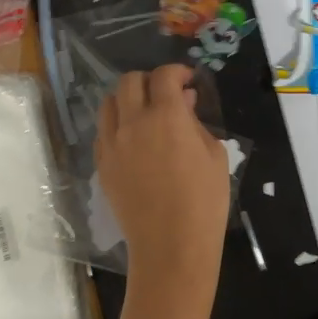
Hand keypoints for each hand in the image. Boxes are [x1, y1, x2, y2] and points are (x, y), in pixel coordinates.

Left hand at [97, 65, 229, 282]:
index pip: (164, 76)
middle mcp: (133, 122)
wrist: (170, 246)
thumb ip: (197, 122)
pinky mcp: (102, 165)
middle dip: (149, 80)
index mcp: (167, 116)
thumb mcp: (214, 155)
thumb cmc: (204, 201)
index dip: (177, 72)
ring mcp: (112, 144)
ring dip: (128, 100)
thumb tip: (185, 102)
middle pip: (130, 81)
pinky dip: (116, 126)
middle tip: (165, 95)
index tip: (188, 80)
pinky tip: (133, 140)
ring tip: (144, 114)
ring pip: (110, 103)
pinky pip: (103, 132)